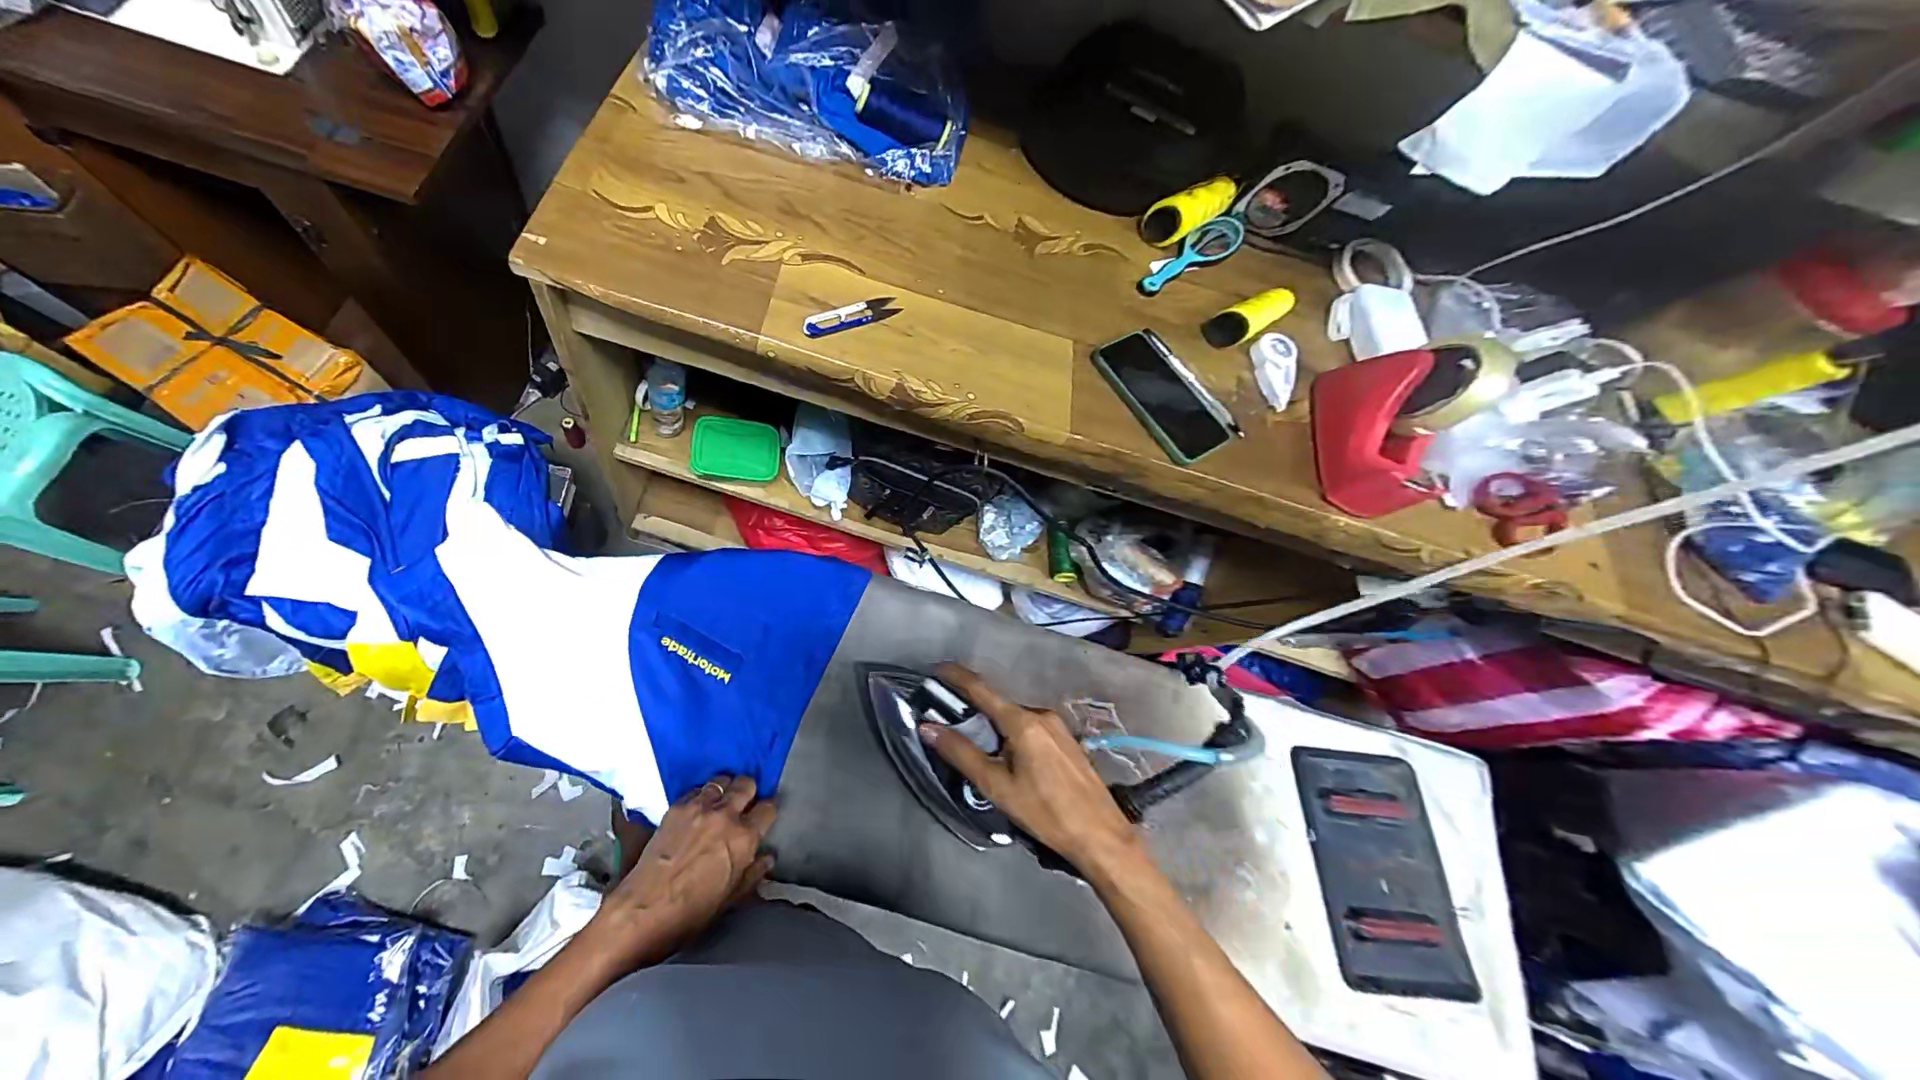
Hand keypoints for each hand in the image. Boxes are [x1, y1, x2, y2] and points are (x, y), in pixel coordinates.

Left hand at [590, 775, 775, 967]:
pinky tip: (699, 808)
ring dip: (725, 788)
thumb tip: (767, 859)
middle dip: (749, 791)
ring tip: (722, 800)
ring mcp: (699, 809)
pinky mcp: (676, 809)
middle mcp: (725, 815)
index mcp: (744, 837)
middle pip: (746, 784)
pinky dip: (702, 795)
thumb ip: (754, 873)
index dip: (767, 813)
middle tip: (745, 803)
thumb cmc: (691, 912)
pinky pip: (696, 790)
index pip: (768, 808)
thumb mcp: (732, 898)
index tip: (763, 818)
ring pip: (721, 781)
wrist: (644, 910)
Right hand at [919, 663, 1142, 873]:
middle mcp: (1041, 715)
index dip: (957, 677)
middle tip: (951, 724)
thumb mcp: (997, 787)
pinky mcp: (1066, 740)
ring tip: (979, 750)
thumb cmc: (1045, 812)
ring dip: (995, 728)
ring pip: (1015, 719)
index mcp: (1023, 722)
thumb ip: (961, 754)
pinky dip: (1013, 735)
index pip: (982, 690)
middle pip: (999, 706)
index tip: (937, 669)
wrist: (1100, 834)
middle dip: (974, 711)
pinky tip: (1010, 760)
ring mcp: (1057, 726)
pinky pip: (1031, 728)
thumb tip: (929, 728)